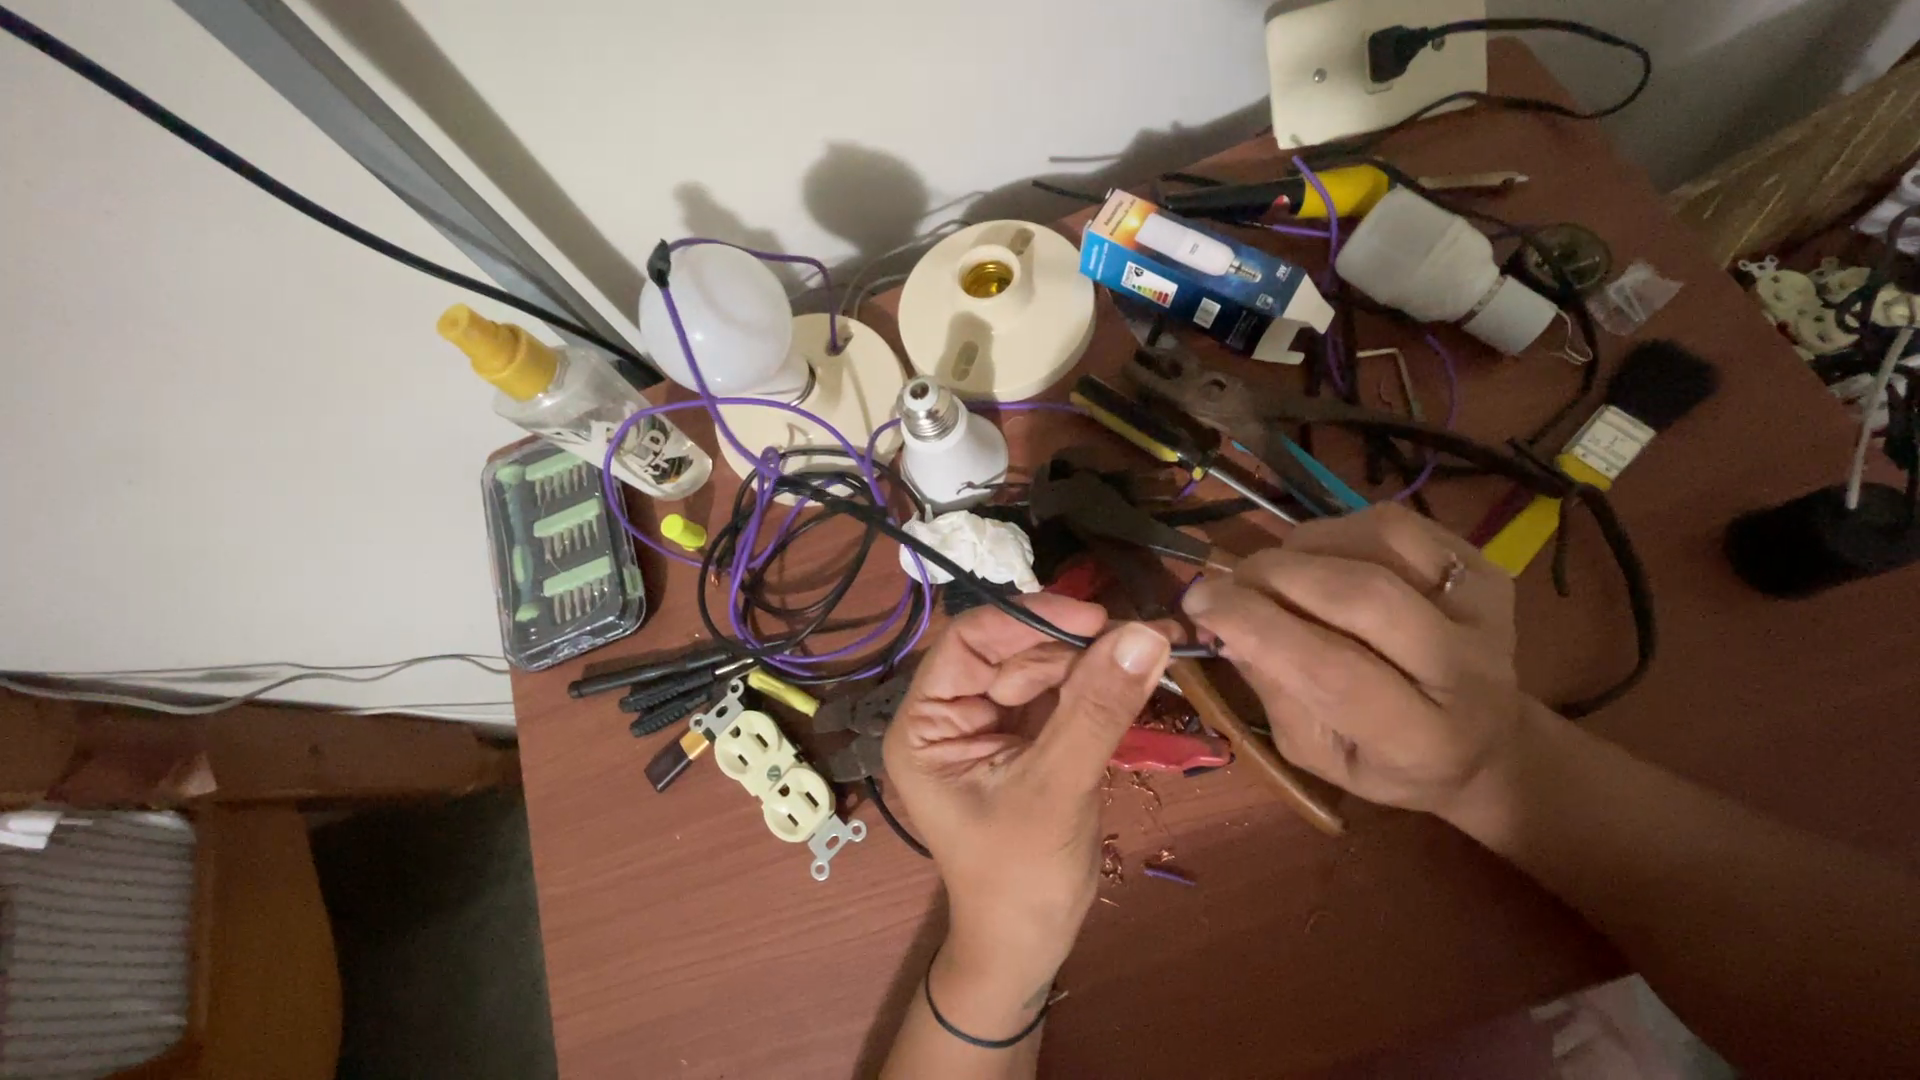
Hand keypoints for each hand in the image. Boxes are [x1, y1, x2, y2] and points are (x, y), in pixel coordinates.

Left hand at [882, 596, 1171, 1022]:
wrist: (1029, 946)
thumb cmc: (1019, 879)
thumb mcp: (1055, 790)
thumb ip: (1095, 711)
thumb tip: (1143, 635)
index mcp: (925, 724)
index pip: (969, 642)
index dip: (1028, 619)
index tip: (1094, 616)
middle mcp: (952, 715)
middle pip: (1011, 652)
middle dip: (1070, 644)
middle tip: (1138, 636)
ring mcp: (992, 726)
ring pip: (1042, 669)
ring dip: (1090, 662)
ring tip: (1146, 653)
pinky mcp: (1029, 740)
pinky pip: (1062, 696)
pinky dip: (1096, 686)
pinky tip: (1132, 676)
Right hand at [1181, 503, 1526, 818]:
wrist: (1484, 741)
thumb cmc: (1383, 759)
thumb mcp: (1313, 752)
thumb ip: (1272, 690)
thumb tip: (1223, 624)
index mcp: (1420, 739)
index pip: (1331, 668)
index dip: (1255, 625)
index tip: (1198, 603)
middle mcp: (1467, 671)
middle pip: (1362, 595)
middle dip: (1274, 576)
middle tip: (1228, 582)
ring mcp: (1484, 610)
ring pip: (1378, 544)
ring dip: (1301, 547)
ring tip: (1272, 573)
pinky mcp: (1484, 567)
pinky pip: (1394, 524)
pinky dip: (1335, 530)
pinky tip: (1314, 557)